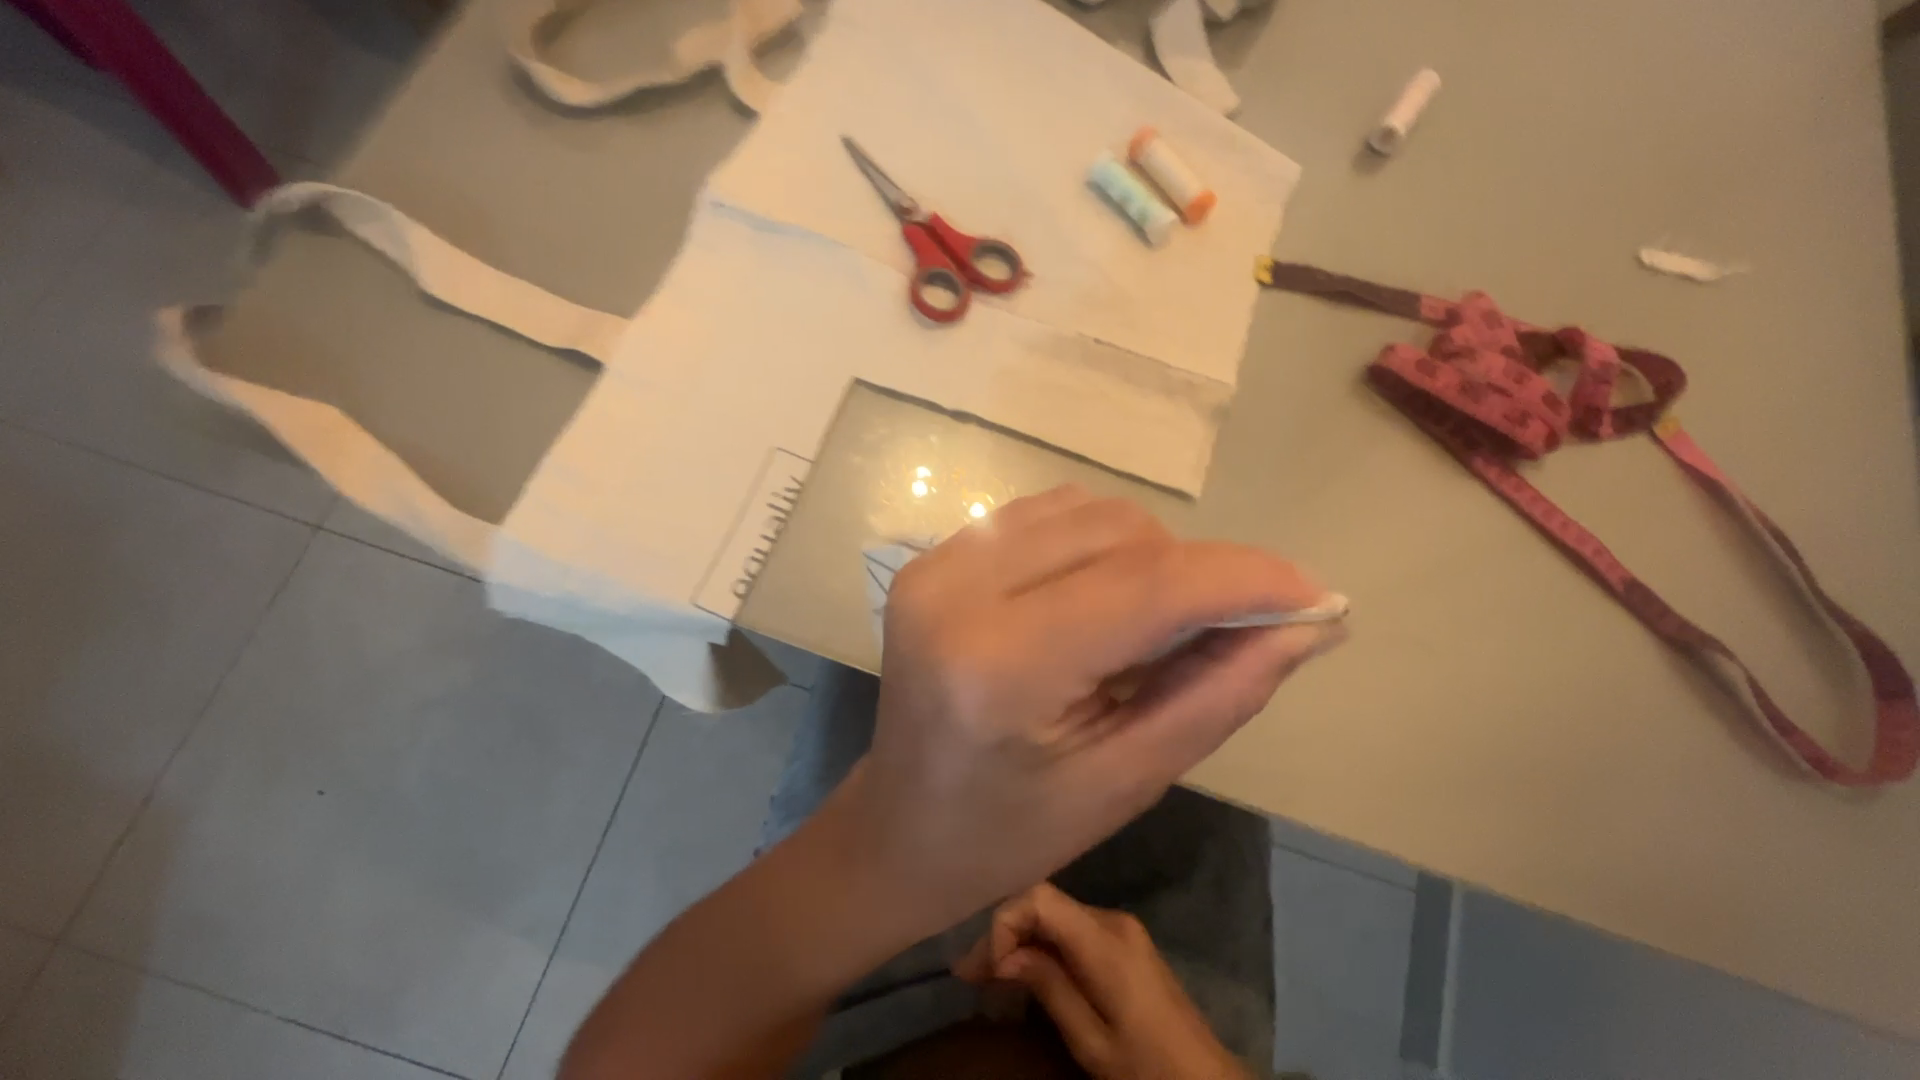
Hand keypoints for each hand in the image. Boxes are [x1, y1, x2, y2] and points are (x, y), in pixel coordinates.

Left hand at [838, 485, 1342, 929]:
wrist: (902, 828)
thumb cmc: (1014, 831)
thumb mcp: (1128, 780)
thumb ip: (1220, 692)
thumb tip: (1310, 621)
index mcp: (1000, 666)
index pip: (1145, 587)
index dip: (1243, 580)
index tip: (1318, 596)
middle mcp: (957, 590)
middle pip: (1121, 532)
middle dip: (1194, 575)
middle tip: (1216, 640)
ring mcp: (935, 563)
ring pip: (1088, 511)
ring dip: (1146, 557)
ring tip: (1143, 635)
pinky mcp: (932, 556)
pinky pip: (1046, 517)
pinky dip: (1096, 548)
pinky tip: (1094, 606)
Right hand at [955, 883, 1252, 1079]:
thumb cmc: (1147, 1066)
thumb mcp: (1091, 1039)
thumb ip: (1048, 987)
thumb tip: (1004, 957)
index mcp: (1105, 940)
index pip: (1039, 897)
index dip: (1003, 923)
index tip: (984, 968)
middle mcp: (1113, 920)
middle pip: (1044, 902)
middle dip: (1004, 933)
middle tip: (972, 976)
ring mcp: (1122, 929)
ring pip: (1056, 914)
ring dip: (1021, 939)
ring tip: (990, 977)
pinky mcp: (1125, 942)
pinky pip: (1072, 928)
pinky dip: (1044, 944)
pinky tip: (1026, 972)